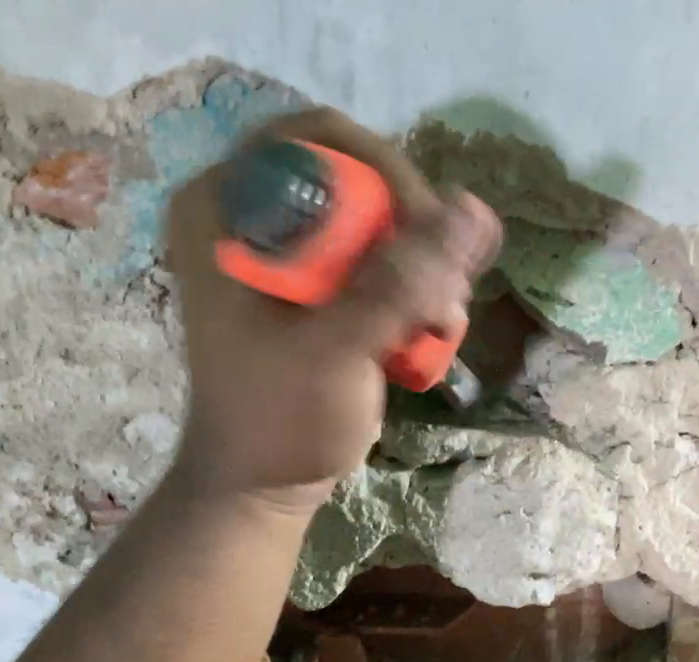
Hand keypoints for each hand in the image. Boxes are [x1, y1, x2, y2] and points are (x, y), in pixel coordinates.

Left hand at [162, 108, 501, 515]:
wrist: (261, 485)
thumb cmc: (279, 421)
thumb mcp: (335, 350)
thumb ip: (399, 281)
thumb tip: (474, 209)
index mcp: (223, 207)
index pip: (321, 139)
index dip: (387, 175)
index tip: (426, 236)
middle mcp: (252, 213)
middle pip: (361, 178)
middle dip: (415, 234)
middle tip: (444, 292)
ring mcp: (287, 251)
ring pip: (380, 220)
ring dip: (424, 267)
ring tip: (442, 322)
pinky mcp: (317, 286)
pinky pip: (382, 258)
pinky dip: (414, 289)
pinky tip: (429, 331)